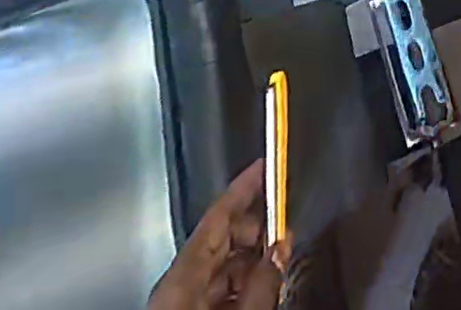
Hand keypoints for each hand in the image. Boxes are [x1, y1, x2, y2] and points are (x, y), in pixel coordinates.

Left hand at [148, 160, 283, 309]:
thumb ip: (261, 280)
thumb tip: (281, 248)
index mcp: (184, 270)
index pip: (218, 213)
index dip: (243, 186)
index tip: (264, 164)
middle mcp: (176, 279)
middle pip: (220, 236)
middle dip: (255, 227)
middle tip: (284, 227)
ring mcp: (176, 299)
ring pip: (218, 264)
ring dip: (249, 259)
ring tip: (276, 264)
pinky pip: (212, 288)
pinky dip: (237, 283)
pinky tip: (256, 290)